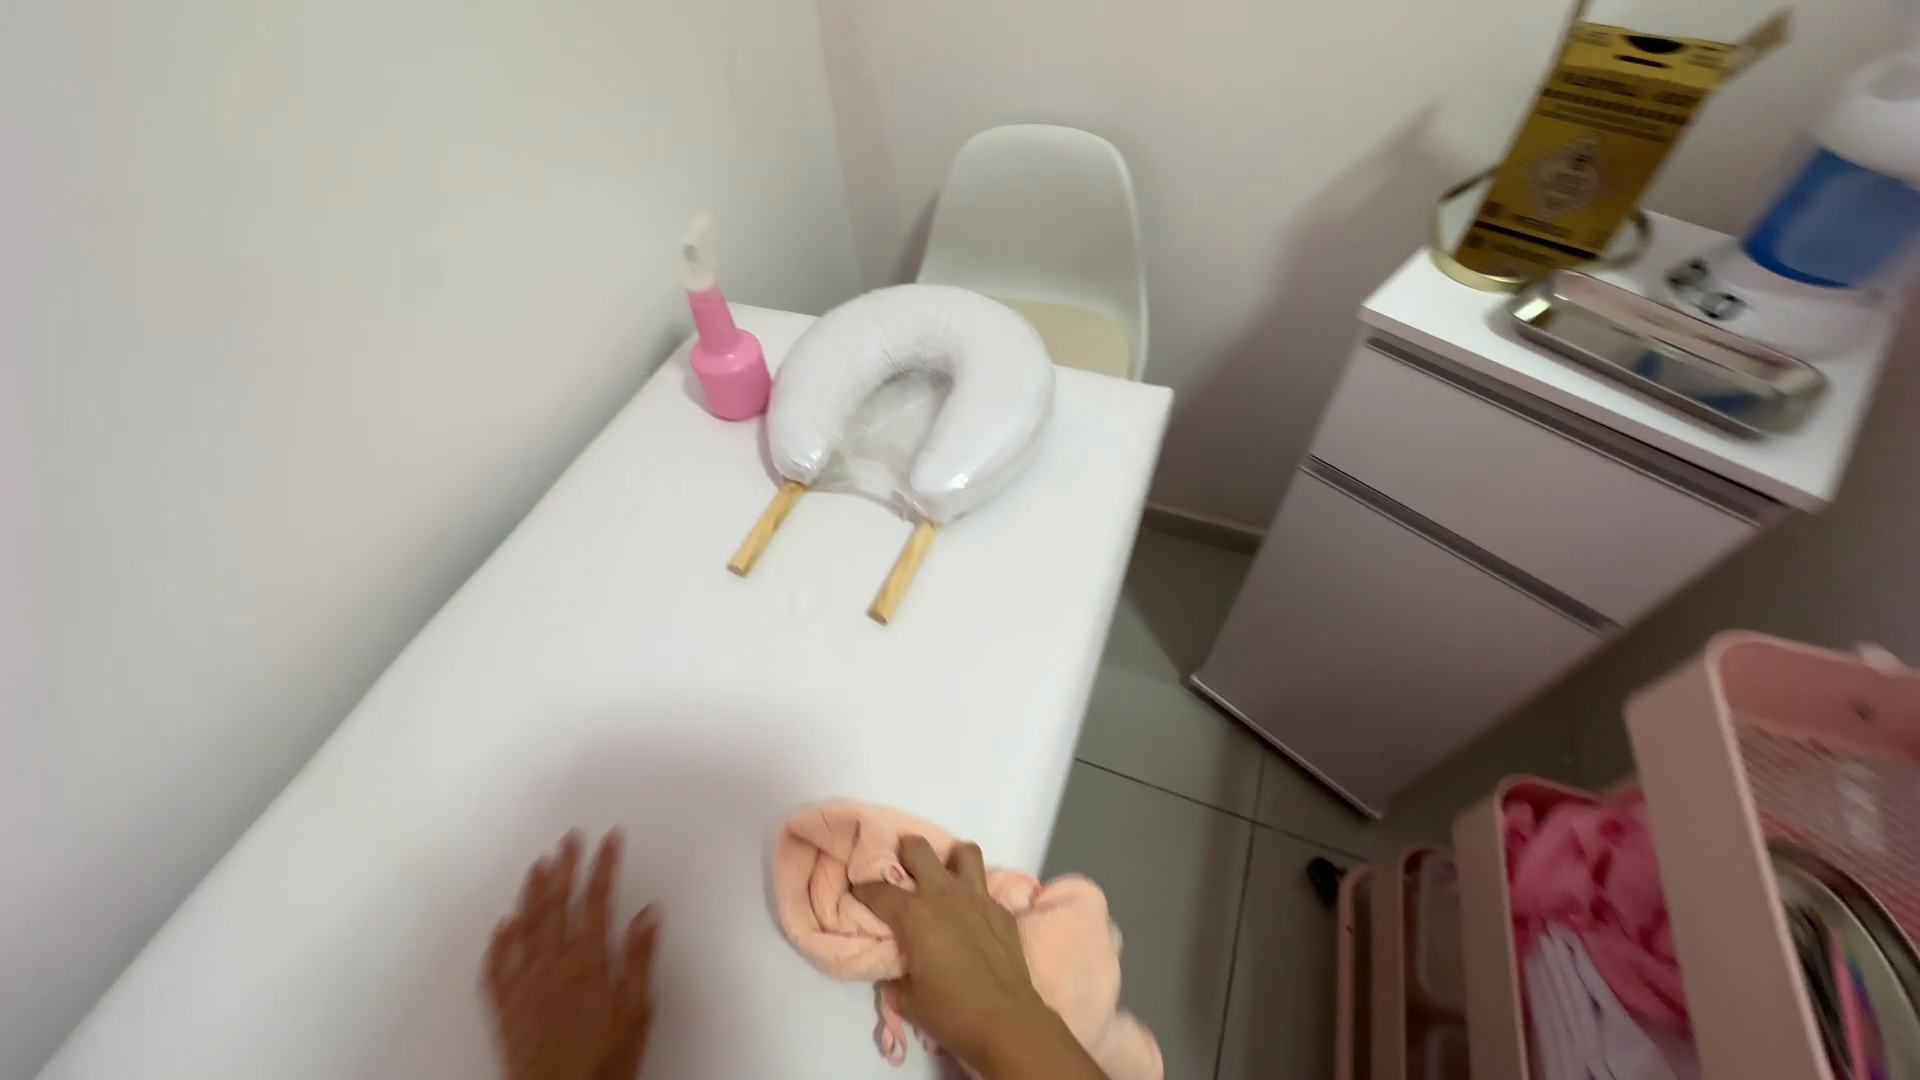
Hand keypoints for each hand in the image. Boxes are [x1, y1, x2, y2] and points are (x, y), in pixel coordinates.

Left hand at [484, 830, 659, 1079]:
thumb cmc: (606, 1061)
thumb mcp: (637, 1010)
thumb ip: (639, 958)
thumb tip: (647, 912)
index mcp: (588, 964)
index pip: (597, 901)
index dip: (604, 866)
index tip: (610, 838)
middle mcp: (551, 968)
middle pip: (557, 906)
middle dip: (565, 868)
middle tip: (569, 838)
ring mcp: (523, 988)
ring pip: (524, 928)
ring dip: (531, 893)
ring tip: (538, 865)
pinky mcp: (504, 1011)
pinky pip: (495, 969)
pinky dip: (498, 943)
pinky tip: (502, 925)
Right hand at [853, 837, 1102, 1078]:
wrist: (1005, 1020)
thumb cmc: (950, 1011)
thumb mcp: (907, 999)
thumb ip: (896, 975)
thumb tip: (896, 967)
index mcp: (914, 914)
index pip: (878, 891)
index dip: (863, 889)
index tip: (858, 892)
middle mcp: (944, 894)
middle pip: (918, 848)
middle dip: (904, 851)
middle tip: (902, 868)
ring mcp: (977, 897)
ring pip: (965, 852)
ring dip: (952, 859)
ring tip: (946, 877)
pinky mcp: (1002, 910)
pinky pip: (986, 889)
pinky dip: (976, 897)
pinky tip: (974, 916)